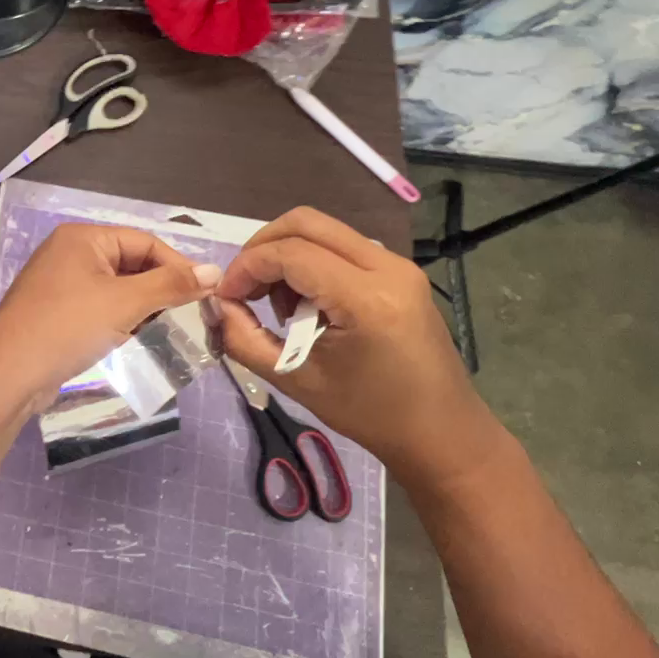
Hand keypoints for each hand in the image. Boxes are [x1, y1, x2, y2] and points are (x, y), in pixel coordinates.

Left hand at [0, 223, 219, 406]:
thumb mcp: (125, 303)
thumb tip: (214, 269)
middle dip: (160, 290)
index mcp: (82, 238)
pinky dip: (120, 322)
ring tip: (168, 333)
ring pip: (116, 289)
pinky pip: (98, 308)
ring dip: (142, 309)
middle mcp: (69, 253)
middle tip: (191, 318)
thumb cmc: (67, 327)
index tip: (207, 296)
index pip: (144, 242)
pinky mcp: (55, 312)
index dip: (178, 266)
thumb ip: (170, 285)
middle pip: (130, 264)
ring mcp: (59, 284)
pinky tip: (135, 342)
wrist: (10, 373)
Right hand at [206, 207, 506, 489]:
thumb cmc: (369, 414)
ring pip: (322, 230)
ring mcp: (398, 266)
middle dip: (262, 248)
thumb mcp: (294, 380)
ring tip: (277, 303)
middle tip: (244, 287)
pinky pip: (340, 246)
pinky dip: (309, 261)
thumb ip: (244, 338)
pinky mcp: (400, 272)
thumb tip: (216, 305)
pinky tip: (305, 302)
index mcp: (367, 300)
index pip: (289, 254)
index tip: (225, 297)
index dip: (246, 268)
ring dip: (286, 254)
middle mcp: (387, 269)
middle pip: (305, 222)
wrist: (442, 435)